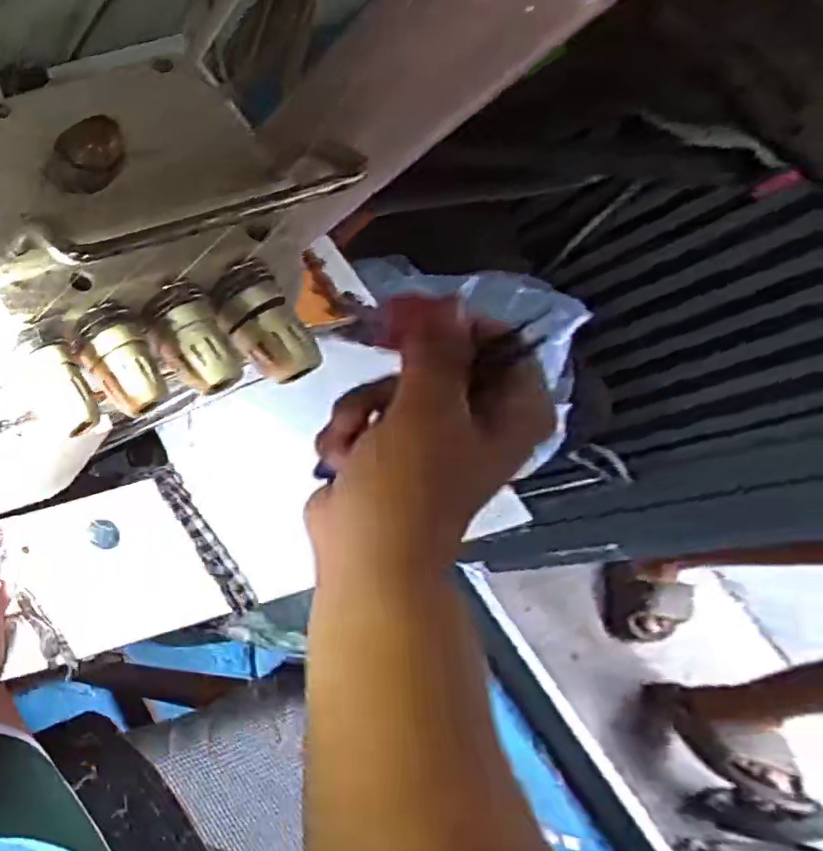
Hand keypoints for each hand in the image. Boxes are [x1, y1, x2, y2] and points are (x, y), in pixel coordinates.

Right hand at [305, 296, 554, 575]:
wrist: (365, 551)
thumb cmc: (408, 485)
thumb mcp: (425, 410)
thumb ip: (434, 351)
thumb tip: (440, 299)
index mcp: (511, 408)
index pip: (492, 341)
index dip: (446, 324)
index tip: (400, 314)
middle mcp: (474, 420)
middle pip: (428, 366)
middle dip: (384, 383)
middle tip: (368, 391)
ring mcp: (424, 439)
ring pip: (381, 394)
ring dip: (354, 414)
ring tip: (349, 444)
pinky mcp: (381, 456)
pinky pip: (359, 422)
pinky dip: (343, 437)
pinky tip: (340, 460)